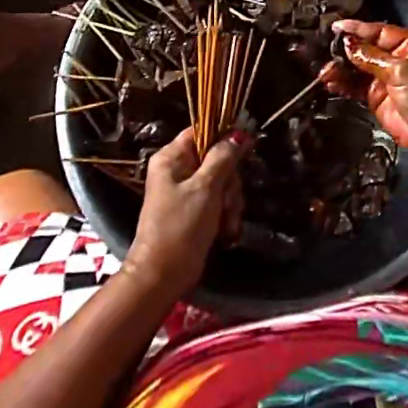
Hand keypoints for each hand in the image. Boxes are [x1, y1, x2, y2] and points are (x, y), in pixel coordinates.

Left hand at [122, 128, 245, 296]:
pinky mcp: (195, 213)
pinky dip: (225, 217)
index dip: (223, 139)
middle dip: (229, 183)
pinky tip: (225, 232)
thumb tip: (238, 134)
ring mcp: (186, 193)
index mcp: (171, 158)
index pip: (200, 133)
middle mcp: (177, 171)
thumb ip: (223, 159)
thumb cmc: (180, 226)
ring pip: (222, 184)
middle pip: (216, 160)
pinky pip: (218, 204)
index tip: (244, 151)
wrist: (164, 275)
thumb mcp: (205, 189)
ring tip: (226, 223)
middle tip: (228, 202)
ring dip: (230, 204)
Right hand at [326, 20, 407, 158]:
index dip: (359, 29)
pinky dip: (342, 84)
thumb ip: (373, 57)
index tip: (339, 27)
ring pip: (357, 68)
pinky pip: (355, 87)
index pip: (380, 31)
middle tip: (330, 49)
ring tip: (328, 69)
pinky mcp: (377, 98)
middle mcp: (398, 61)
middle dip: (347, 50)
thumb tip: (350, 44)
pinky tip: (332, 81)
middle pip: (366, 48)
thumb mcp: (403, 72)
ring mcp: (387, 80)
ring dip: (341, 68)